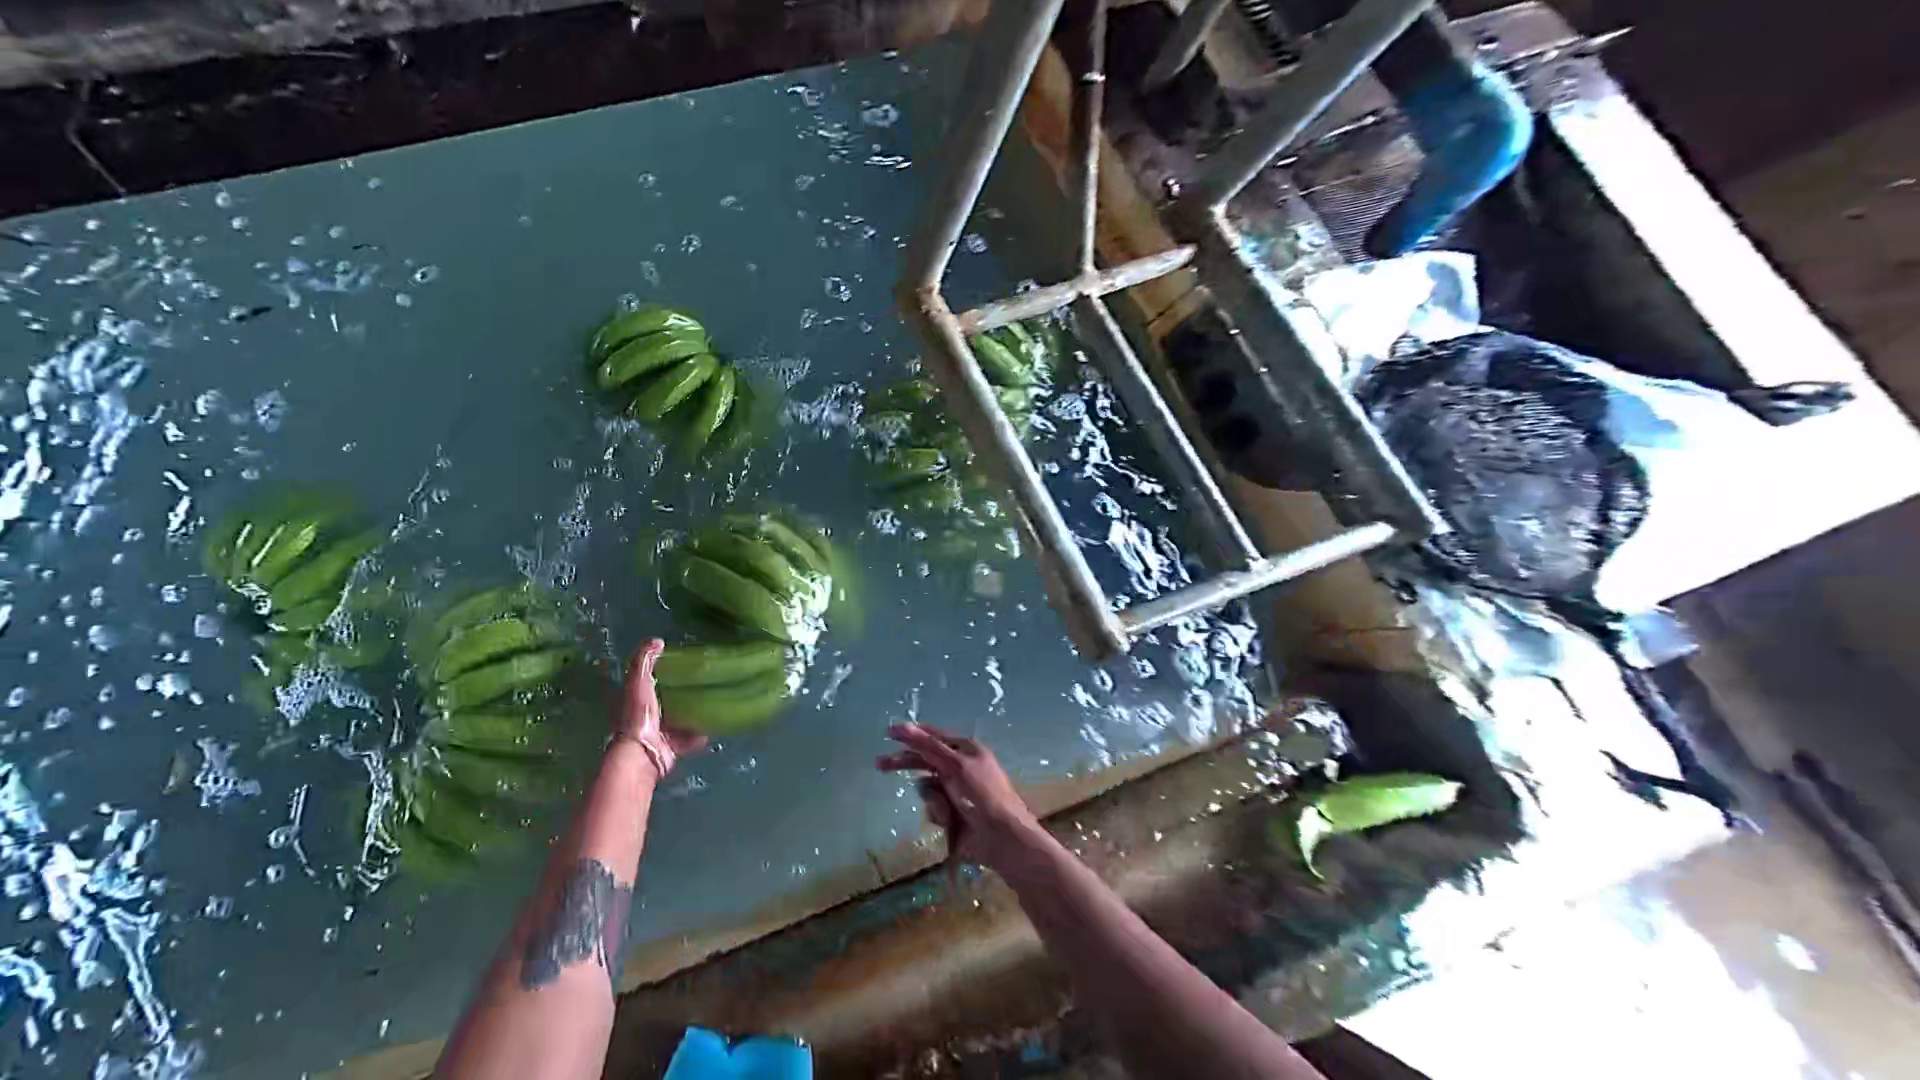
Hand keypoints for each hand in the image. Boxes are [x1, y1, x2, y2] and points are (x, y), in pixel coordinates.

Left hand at [616, 640, 707, 779]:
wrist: (643, 753)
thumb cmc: (639, 715)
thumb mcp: (638, 682)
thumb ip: (645, 661)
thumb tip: (657, 640)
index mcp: (633, 700)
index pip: (643, 683)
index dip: (655, 674)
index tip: (674, 665)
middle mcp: (644, 718)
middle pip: (662, 703)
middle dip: (677, 696)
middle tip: (699, 684)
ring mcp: (657, 735)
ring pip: (676, 722)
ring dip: (691, 716)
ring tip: (709, 704)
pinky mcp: (670, 749)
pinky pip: (688, 740)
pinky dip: (698, 735)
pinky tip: (710, 728)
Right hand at [878, 722, 1044, 875]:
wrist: (1001, 839)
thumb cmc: (983, 795)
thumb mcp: (956, 766)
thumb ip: (929, 746)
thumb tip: (904, 726)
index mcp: (967, 750)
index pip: (934, 737)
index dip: (912, 734)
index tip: (890, 732)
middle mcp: (961, 767)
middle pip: (926, 760)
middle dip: (907, 763)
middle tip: (880, 764)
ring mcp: (956, 791)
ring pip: (927, 787)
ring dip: (933, 799)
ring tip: (947, 812)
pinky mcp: (952, 813)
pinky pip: (933, 808)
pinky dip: (938, 814)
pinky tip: (950, 823)